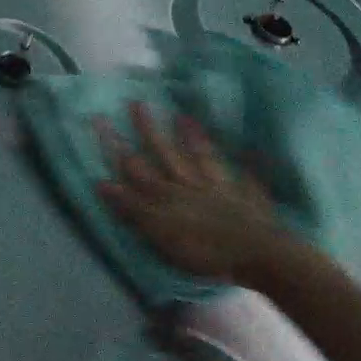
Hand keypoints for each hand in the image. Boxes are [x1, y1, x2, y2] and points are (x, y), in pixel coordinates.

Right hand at [94, 101, 297, 285]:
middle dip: (148, 130)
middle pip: (165, 153)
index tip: (101, 118)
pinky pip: (248, 179)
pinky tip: (251, 151)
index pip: (134, 165)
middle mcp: (189, 184)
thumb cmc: (204, 250)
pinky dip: (248, 166)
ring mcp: (220, 189)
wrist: (260, 256)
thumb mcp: (158, 232)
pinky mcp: (249, 201)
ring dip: (192, 138)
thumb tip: (100, 181)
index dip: (115, 144)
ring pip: (202, 159)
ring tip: (182, 117)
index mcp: (165, 194)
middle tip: (136, 103)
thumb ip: (131, 206)